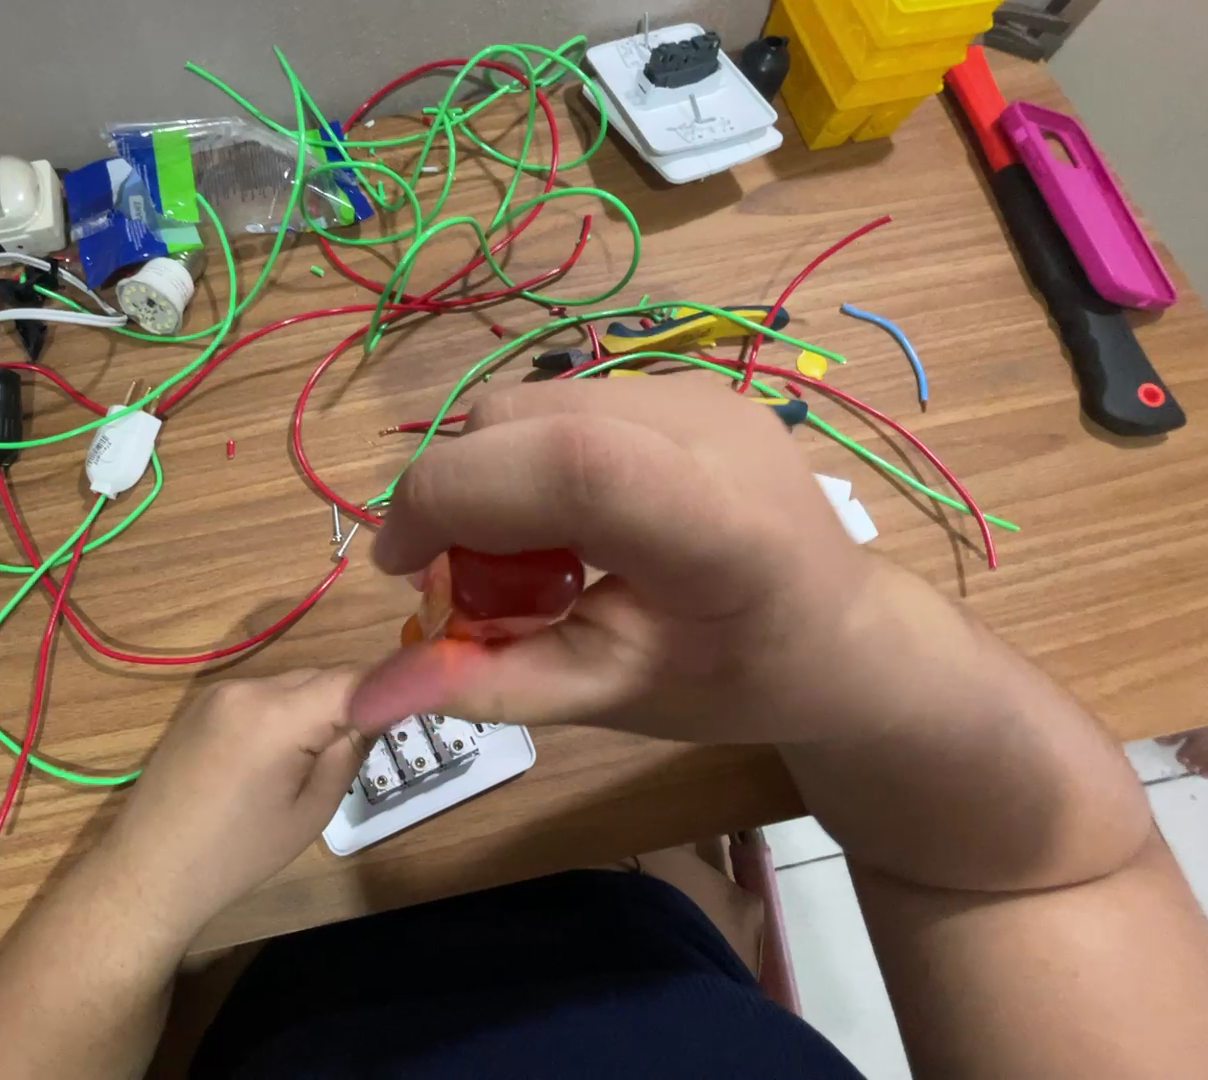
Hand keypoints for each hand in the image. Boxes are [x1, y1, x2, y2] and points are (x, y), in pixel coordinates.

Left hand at [94, 669, 364, 941]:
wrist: (148, 870)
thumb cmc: (237, 854)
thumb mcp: (311, 812)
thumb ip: (348, 751)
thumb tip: (376, 712)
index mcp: (276, 714)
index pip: (351, 679)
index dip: (388, 686)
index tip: (414, 702)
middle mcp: (247, 687)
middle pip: (321, 676)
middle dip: (352, 698)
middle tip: (368, 738)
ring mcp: (220, 691)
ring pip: (293, 682)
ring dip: (317, 704)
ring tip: (322, 750)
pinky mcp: (203, 702)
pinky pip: (263, 693)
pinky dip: (285, 709)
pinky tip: (280, 750)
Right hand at [353, 376, 931, 745]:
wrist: (843, 629)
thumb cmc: (735, 682)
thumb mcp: (610, 698)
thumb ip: (489, 686)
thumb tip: (364, 696)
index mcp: (718, 523)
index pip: (563, 464)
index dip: (448, 499)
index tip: (401, 569)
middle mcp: (711, 425)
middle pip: (517, 421)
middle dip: (450, 495)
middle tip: (457, 578)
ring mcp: (696, 388)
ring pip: (523, 406)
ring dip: (481, 477)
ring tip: (513, 555)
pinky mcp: (677, 380)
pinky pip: (552, 406)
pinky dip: (517, 461)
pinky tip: (555, 520)